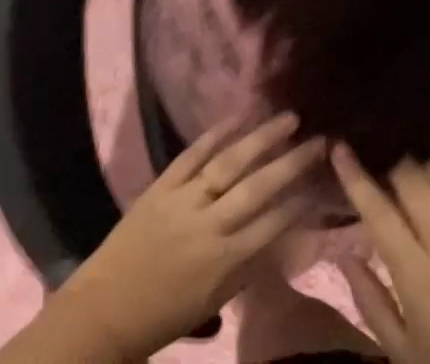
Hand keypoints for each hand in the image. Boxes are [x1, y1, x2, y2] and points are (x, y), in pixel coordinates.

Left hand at [56, 114, 326, 357]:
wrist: (106, 310)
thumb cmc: (166, 312)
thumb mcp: (217, 297)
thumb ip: (251, 264)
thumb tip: (284, 233)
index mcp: (226, 259)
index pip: (274, 223)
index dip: (301, 200)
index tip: (324, 178)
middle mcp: (209, 225)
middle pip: (258, 187)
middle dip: (292, 162)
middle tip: (320, 140)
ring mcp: (182, 202)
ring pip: (228, 163)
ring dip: (261, 138)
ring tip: (288, 118)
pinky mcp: (160, 188)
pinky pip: (191, 156)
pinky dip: (215, 134)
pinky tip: (238, 117)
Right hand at [332, 147, 429, 363]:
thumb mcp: (399, 348)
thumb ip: (369, 299)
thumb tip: (344, 252)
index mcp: (417, 277)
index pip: (381, 214)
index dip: (357, 178)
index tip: (341, 149)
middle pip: (416, 183)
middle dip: (392, 164)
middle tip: (376, 159)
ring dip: (421, 165)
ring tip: (405, 165)